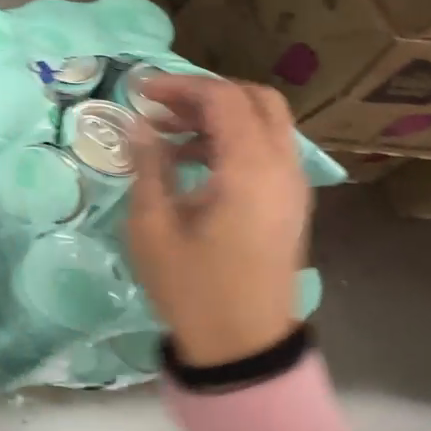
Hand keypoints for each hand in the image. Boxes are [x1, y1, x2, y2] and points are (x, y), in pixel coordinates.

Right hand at [126, 75, 309, 367]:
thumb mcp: (153, 226)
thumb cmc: (192, 286)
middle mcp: (281, 168)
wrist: (243, 345)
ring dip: (218, 116)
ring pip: (264, 124)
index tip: (138, 92)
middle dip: (206, 93)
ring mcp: (291, 187)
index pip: (224, 99)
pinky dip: (231, 140)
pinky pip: (266, 150)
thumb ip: (149, 167)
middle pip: (256, 100)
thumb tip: (140, 126)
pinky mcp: (288, 204)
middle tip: (160, 105)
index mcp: (249, 169)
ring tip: (166, 134)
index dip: (180, 86)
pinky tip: (190, 162)